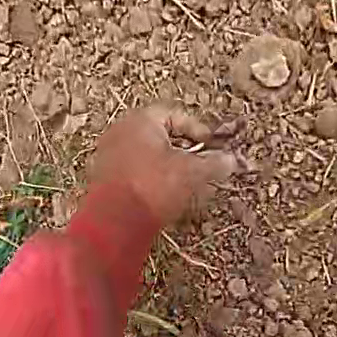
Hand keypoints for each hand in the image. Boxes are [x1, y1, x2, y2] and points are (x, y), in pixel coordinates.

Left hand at [87, 105, 244, 227]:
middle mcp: (121, 131)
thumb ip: (214, 163)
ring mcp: (109, 155)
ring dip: (170, 166)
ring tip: (187, 183)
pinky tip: (166, 196)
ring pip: (148, 154)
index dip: (198, 130)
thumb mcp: (192, 172)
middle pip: (161, 135)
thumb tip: (231, 160)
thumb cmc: (155, 186)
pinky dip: (153, 178)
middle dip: (185, 150)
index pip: (176, 115)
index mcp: (141, 120)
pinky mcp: (105, 179)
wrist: (115, 221)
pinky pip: (136, 171)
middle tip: (201, 164)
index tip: (211, 147)